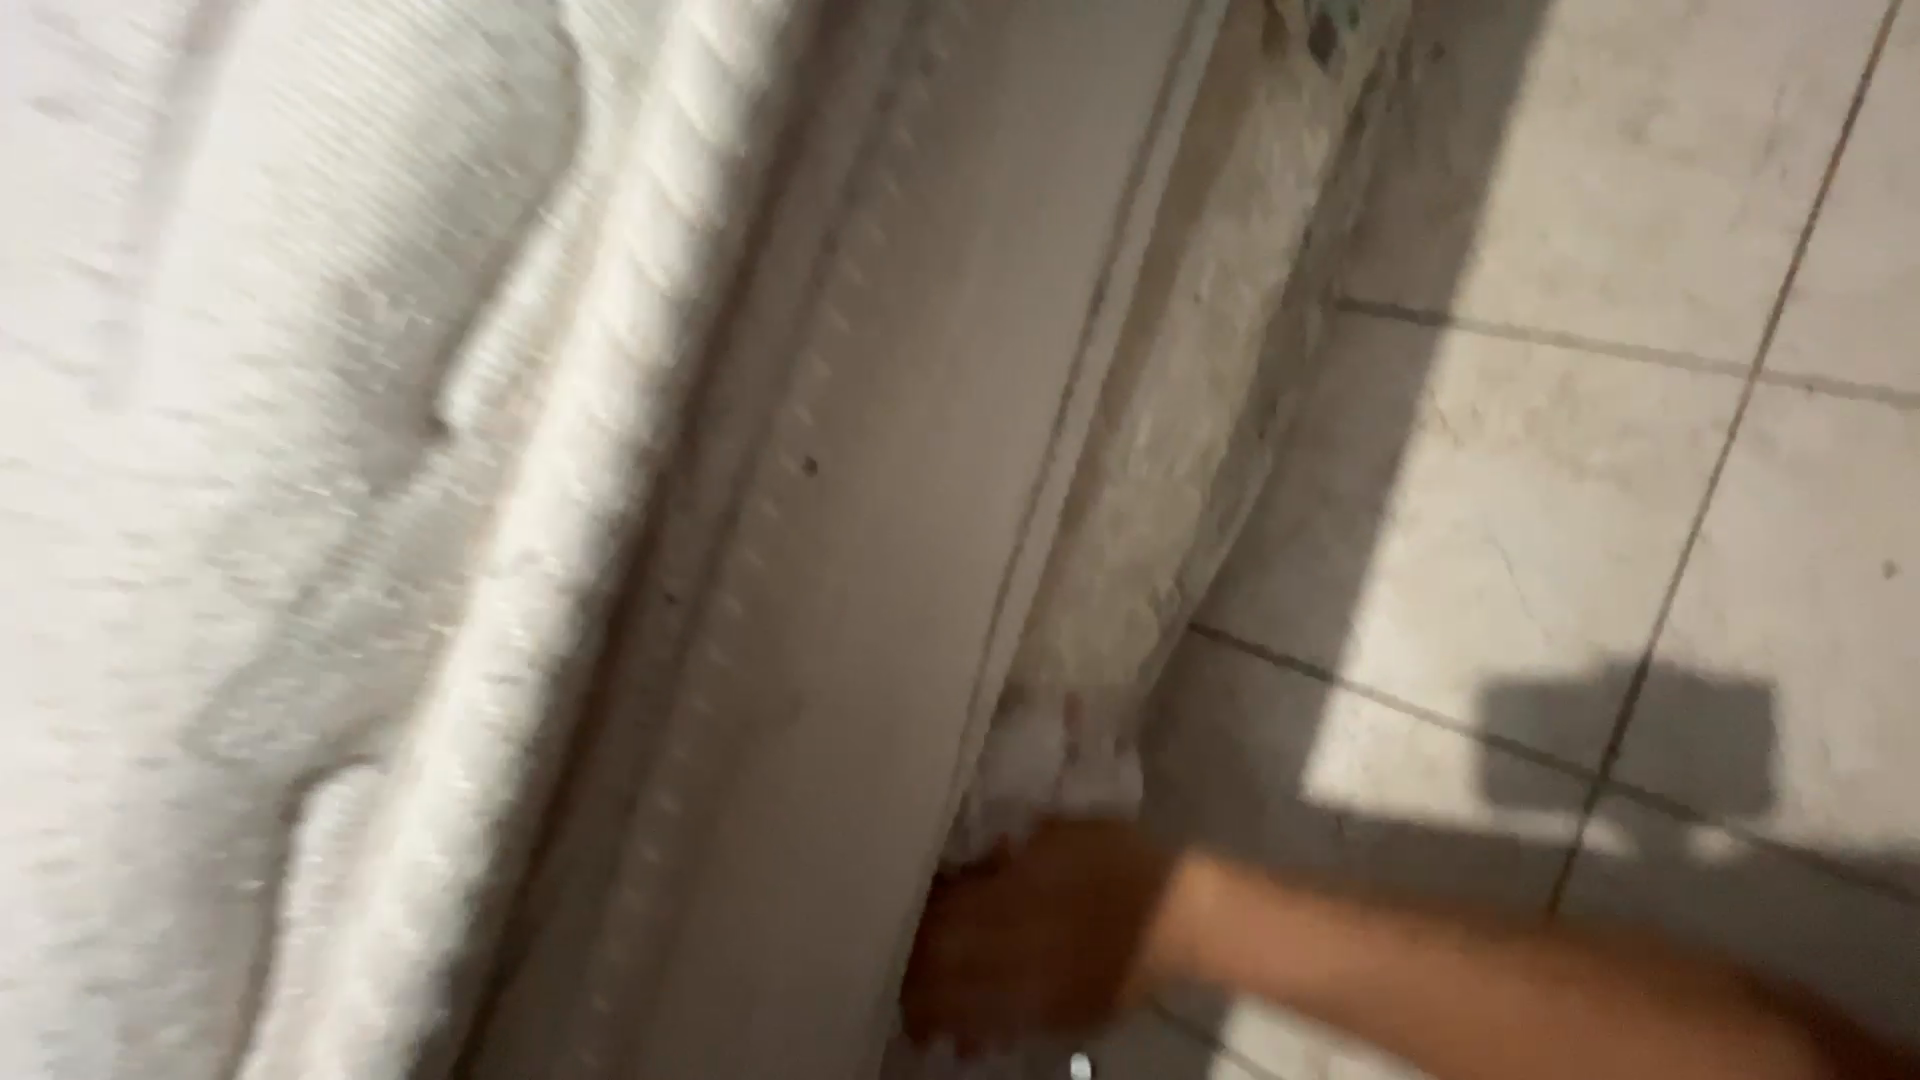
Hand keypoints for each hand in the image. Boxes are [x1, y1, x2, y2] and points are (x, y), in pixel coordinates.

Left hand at [900, 818, 1202, 1051]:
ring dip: (928, 1002)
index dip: (914, 917)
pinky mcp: (1058, 1019)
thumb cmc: (1121, 858)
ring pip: (962, 1009)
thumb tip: (975, 859)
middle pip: (940, 967)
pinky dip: (968, 1026)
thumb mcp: (1061, 831)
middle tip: (895, 951)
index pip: (943, 916)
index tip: (896, 904)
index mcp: (1017, 894)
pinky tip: (952, 1023)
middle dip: (910, 962)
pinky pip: (999, 1029)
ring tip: (911, 992)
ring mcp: (1037, 992)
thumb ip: (1013, 844)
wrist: (1184, 916)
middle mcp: (1019, 948)